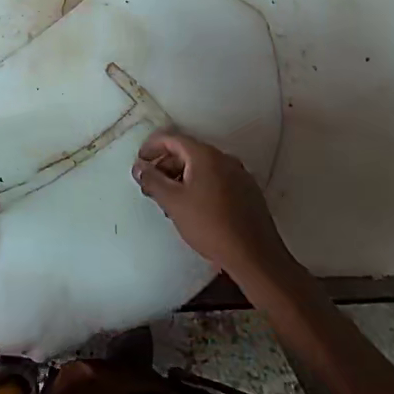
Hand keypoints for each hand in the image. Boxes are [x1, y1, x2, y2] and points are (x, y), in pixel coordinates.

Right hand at [132, 130, 296, 288]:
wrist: (254, 255)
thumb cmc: (209, 224)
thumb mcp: (173, 202)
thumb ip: (152, 180)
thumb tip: (139, 167)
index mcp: (206, 156)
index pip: (172, 138)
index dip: (151, 147)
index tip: (140, 163)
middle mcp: (225, 159)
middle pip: (187, 152)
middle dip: (165, 166)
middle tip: (151, 186)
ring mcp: (239, 175)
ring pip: (202, 168)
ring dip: (181, 178)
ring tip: (169, 202)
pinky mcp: (247, 192)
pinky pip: (216, 180)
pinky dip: (199, 186)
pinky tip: (193, 209)